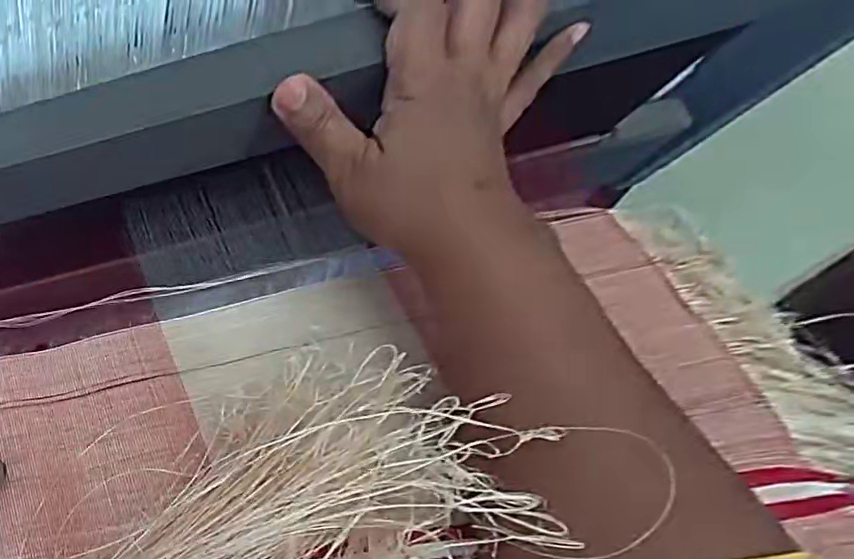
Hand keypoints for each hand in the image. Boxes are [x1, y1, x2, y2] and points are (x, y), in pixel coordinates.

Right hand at [271, 0, 587, 263]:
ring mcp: (490, 91)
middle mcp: (465, 71)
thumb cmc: (402, 204)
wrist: (461, 233)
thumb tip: (287, 85)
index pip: (418, 9)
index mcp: (423, 80)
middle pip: (476, 1)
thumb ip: (319, 125)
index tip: (373, 1)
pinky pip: (534, 75)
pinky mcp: (501, 118)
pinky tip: (572, 29)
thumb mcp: (346, 170)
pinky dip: (556, 49)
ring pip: (518, 19)